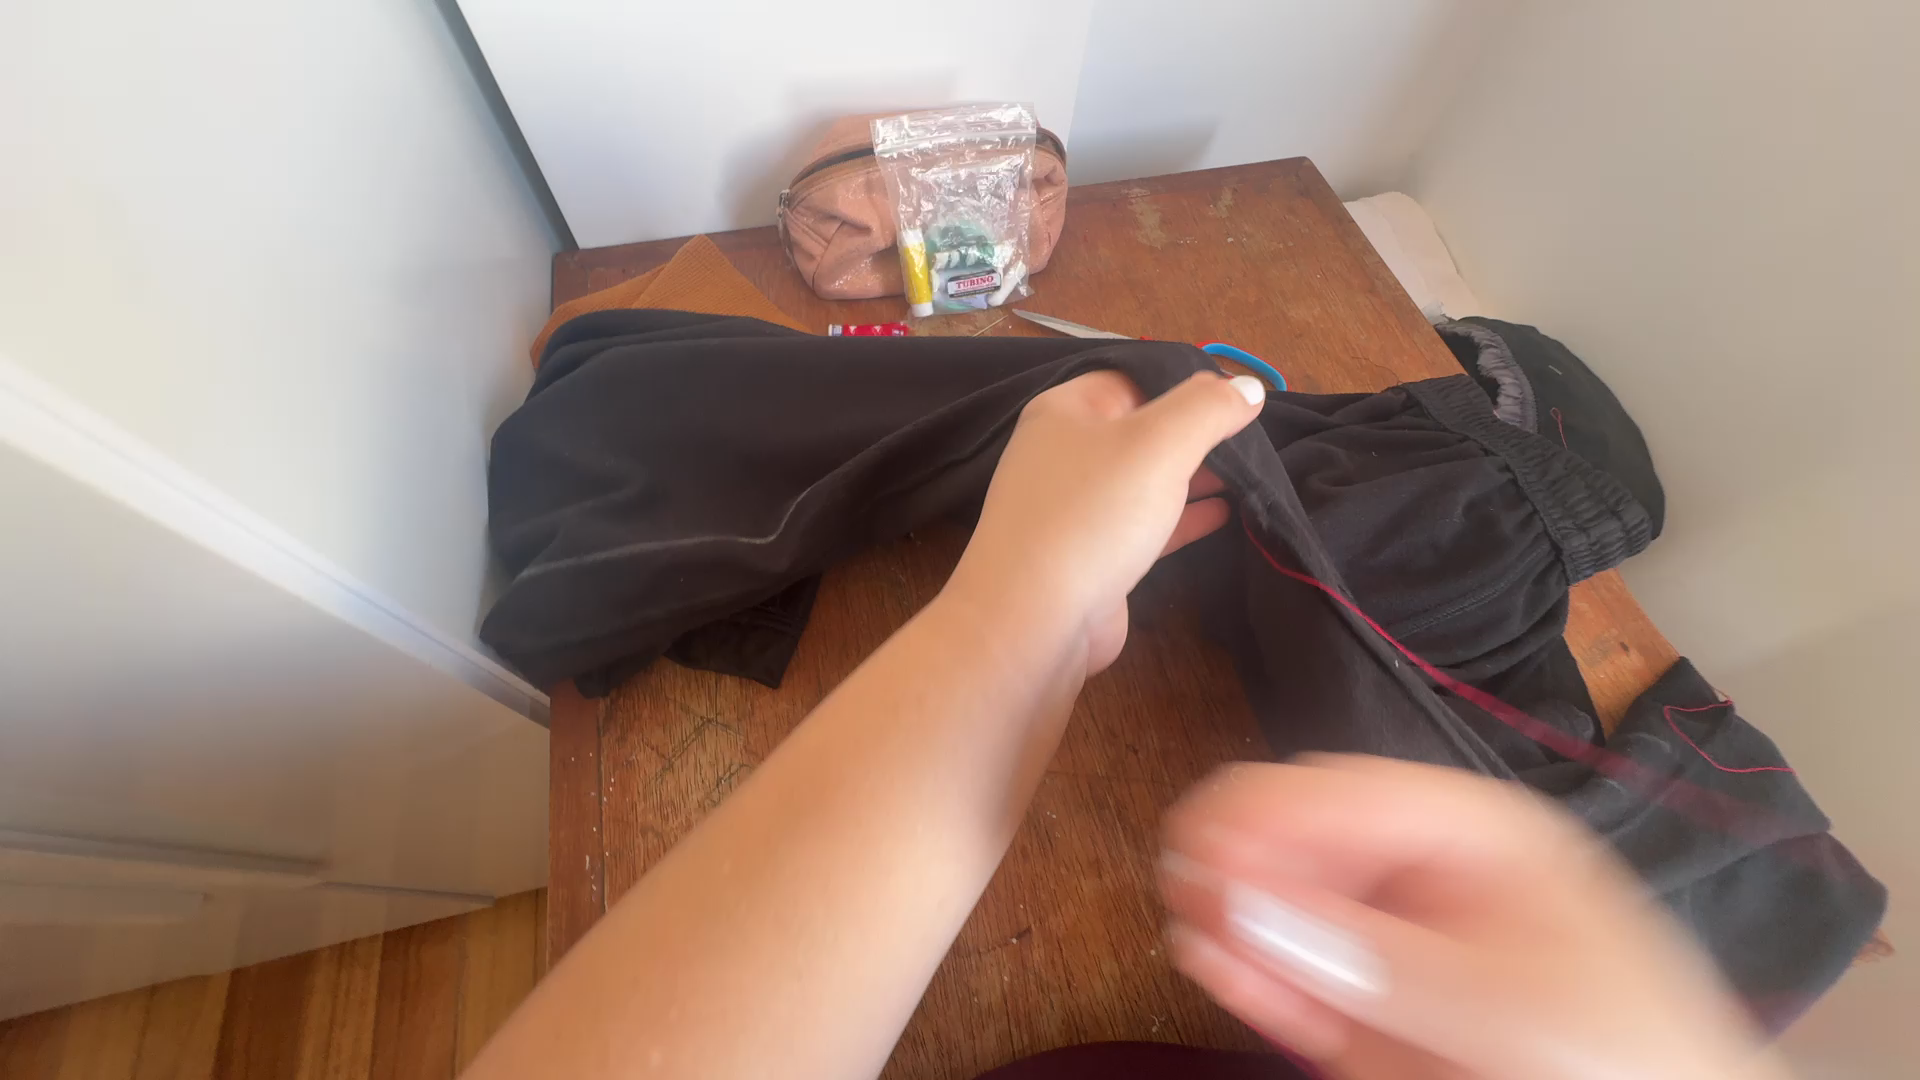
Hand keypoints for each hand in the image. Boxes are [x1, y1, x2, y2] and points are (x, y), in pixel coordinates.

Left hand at [946, 369, 1264, 674]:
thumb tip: (1247, 385)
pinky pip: (1143, 523)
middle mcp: (1063, 454)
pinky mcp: (1090, 554)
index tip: (1241, 396)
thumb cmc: (1094, 513)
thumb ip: (1207, 408)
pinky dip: (1182, 516)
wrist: (1036, 618)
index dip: (1186, 383)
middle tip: (1256, 438)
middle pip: (1141, 429)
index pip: (1132, 379)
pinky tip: (1226, 513)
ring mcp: (1074, 507)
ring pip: (1144, 479)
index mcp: (1064, 411)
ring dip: (1194, 475)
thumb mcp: (1158, 443)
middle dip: (1196, 433)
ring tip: (1254, 473)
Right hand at [1160, 755, 1790, 1079]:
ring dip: (1230, 910)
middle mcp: (1413, 867)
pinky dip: (1248, 967)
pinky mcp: (1363, 995)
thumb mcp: (1515, 1009)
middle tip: (1182, 881)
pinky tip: (1212, 964)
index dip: (1266, 809)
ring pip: (1282, 898)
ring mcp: (1383, 932)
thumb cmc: (1626, 1066)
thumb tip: (1242, 901)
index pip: (1345, 791)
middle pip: (1300, 835)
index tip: (1201, 841)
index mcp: (1468, 832)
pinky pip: (1291, 968)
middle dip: (1238, 856)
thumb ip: (1374, 956)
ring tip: (1187, 927)